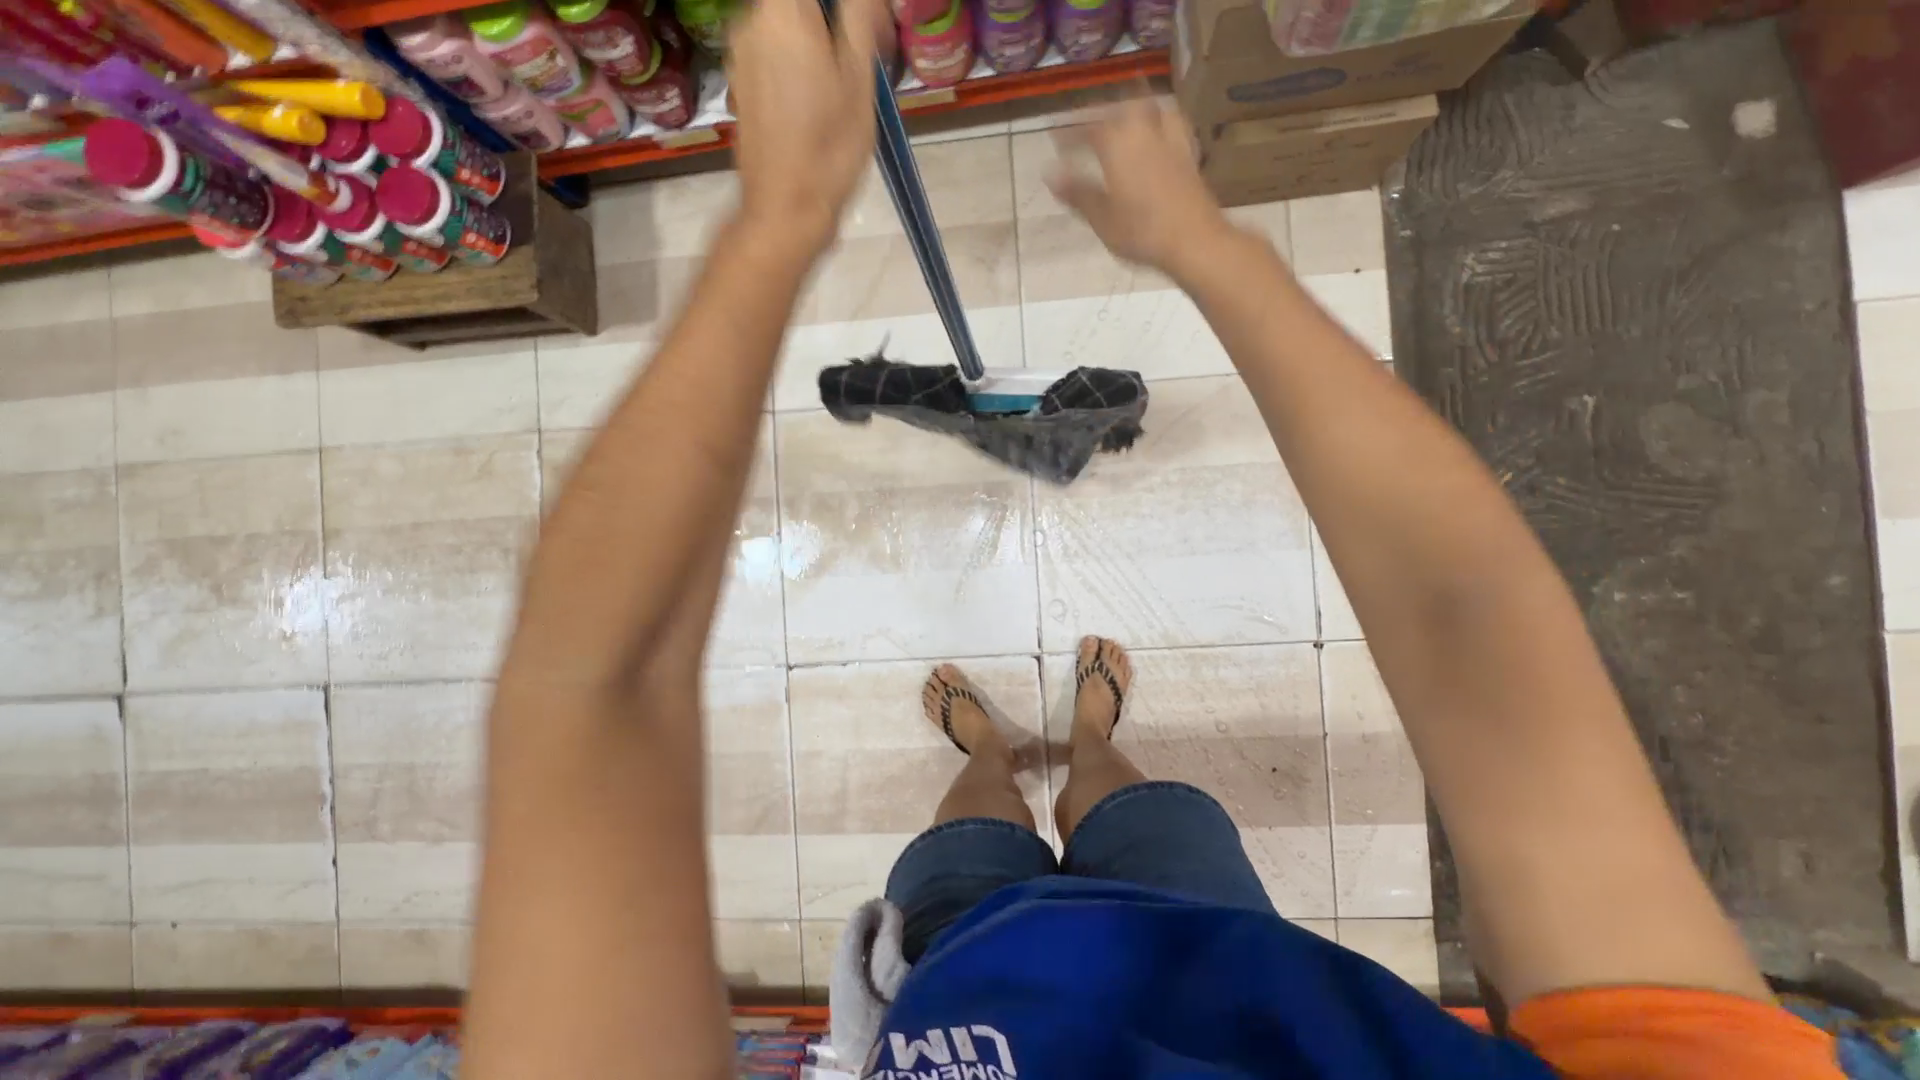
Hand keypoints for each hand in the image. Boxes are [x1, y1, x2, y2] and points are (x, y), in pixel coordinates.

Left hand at [727, 0, 886, 247]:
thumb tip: (863, 0)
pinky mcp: (740, 84)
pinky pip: (772, 53)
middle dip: (832, 19)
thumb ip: (859, 16)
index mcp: (782, 12)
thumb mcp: (859, 78)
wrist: (786, 209)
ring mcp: (739, 54)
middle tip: (864, 52)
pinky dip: (797, 63)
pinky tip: (818, 101)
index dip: (845, 6)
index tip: (867, 25)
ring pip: (785, 26)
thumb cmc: (830, 147)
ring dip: (816, 41)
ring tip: (844, 82)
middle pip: (797, 4)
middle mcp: (750, 21)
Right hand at [1047, 98, 1232, 273]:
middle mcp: (1144, 133)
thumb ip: (1077, 192)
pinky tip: (1160, 131)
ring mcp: (1171, 141)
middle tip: (1091, 121)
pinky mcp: (1190, 155)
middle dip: (1103, 111)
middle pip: (1122, 107)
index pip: (1088, 130)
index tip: (1054, 135)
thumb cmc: (1142, 232)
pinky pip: (1175, 124)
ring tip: (1126, 115)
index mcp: (1117, 146)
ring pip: (1152, 108)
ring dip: (1136, 106)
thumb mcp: (1102, 218)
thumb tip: (1050, 173)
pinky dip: (1163, 120)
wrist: (1195, 241)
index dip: (1069, 133)